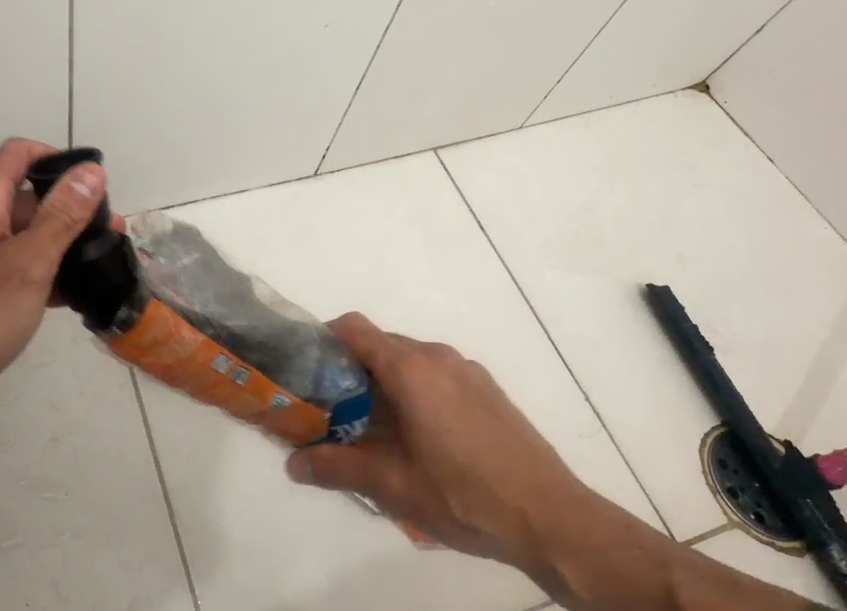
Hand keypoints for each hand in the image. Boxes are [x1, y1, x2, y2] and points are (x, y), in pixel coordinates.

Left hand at [0, 138, 106, 421]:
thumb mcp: (29, 265)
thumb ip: (62, 216)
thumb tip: (92, 170)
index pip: (20, 152)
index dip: (58, 160)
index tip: (92, 188)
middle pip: (22, 192)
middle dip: (66, 209)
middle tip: (106, 237)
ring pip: (16, 229)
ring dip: (54, 242)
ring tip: (92, 268)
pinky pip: (4, 257)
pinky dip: (33, 266)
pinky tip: (61, 296)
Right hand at [284, 313, 597, 568]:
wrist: (553, 518)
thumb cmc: (465, 496)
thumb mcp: (394, 487)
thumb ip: (339, 468)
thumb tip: (293, 464)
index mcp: (410, 369)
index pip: (354, 329)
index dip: (324, 340)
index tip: (306, 370)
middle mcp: (438, 357)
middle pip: (380, 345)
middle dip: (351, 371)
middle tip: (332, 411)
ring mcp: (468, 372)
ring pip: (411, 362)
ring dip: (385, 385)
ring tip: (374, 431)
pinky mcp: (488, 391)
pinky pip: (438, 376)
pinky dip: (416, 393)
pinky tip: (420, 440)